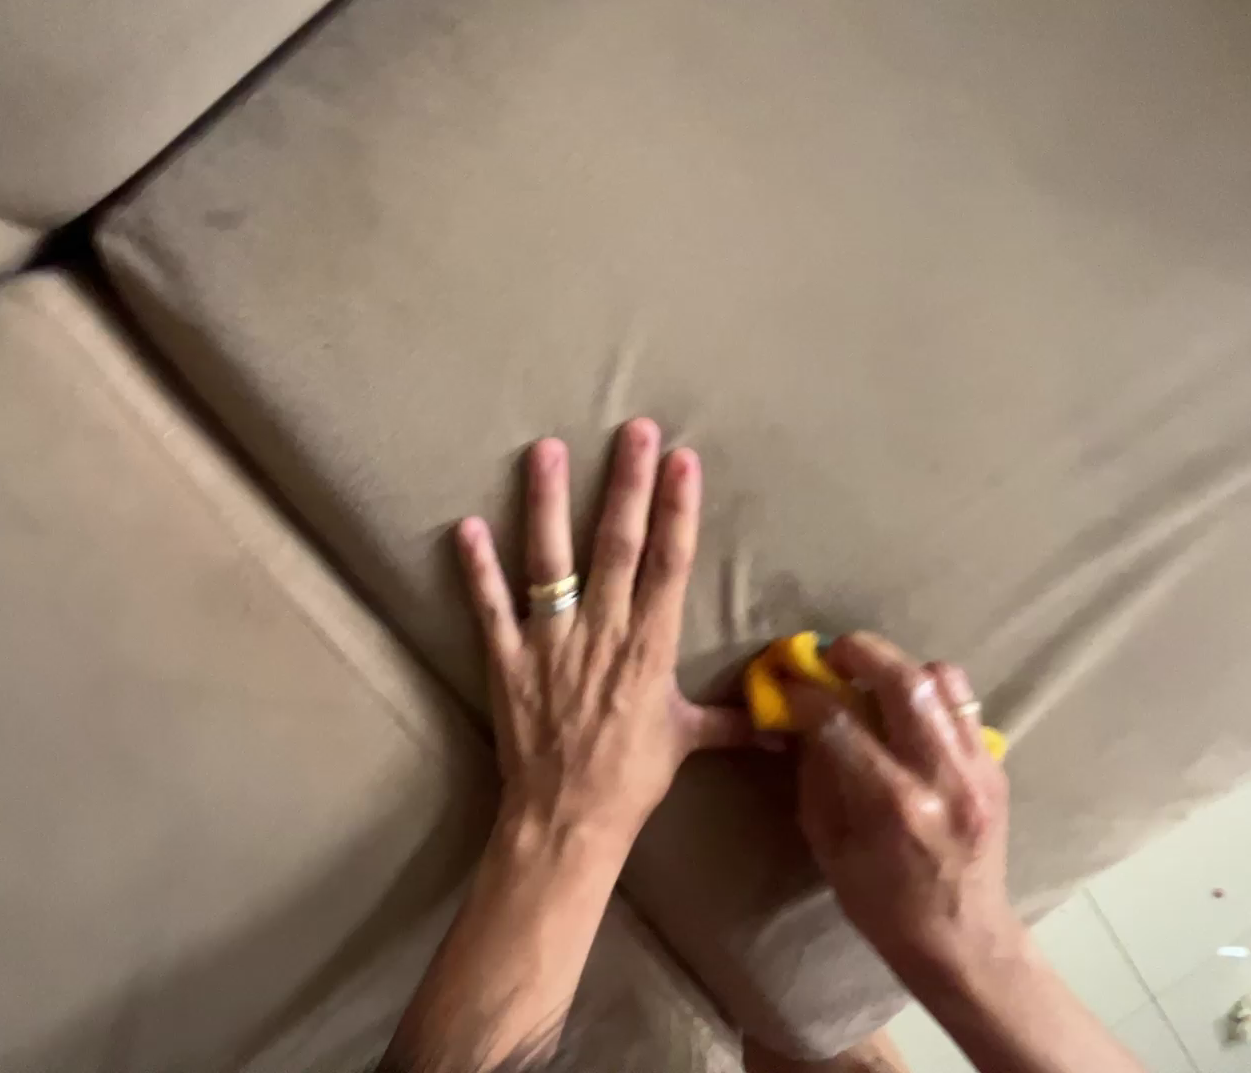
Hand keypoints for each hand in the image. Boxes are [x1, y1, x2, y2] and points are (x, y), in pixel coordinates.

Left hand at [456, 418, 746, 850]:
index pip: (669, 564)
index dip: (677, 509)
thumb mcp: (686, 742)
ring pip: (550, 562)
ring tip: (545, 451)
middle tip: (633, 431)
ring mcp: (550, 642)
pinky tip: (465, 526)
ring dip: (548, 505)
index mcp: (649, 646)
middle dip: (627, 484)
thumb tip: (785, 724)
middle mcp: (602, 632)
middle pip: (617, 546)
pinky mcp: (507, 659)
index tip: (682, 461)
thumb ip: (731, 721)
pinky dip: (477, 568)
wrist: (568, 818)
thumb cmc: (631, 777)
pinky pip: (490, 607)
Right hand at [786, 632, 1019, 980]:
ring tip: (871, 677)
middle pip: (905, 682)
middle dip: (859, 652)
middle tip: (831, 652)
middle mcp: (942, 777)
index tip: (785, 680)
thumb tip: (802, 716)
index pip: (840, 720)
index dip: (805, 691)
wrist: (963, 940)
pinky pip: (963, 704)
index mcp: (891, 803)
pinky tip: (905, 710)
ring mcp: (978, 769)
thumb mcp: (826, 839)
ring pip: (944, 681)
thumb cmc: (878, 899)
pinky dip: (929, 691)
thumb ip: (815, 770)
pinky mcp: (996, 768)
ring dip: (899, 666)